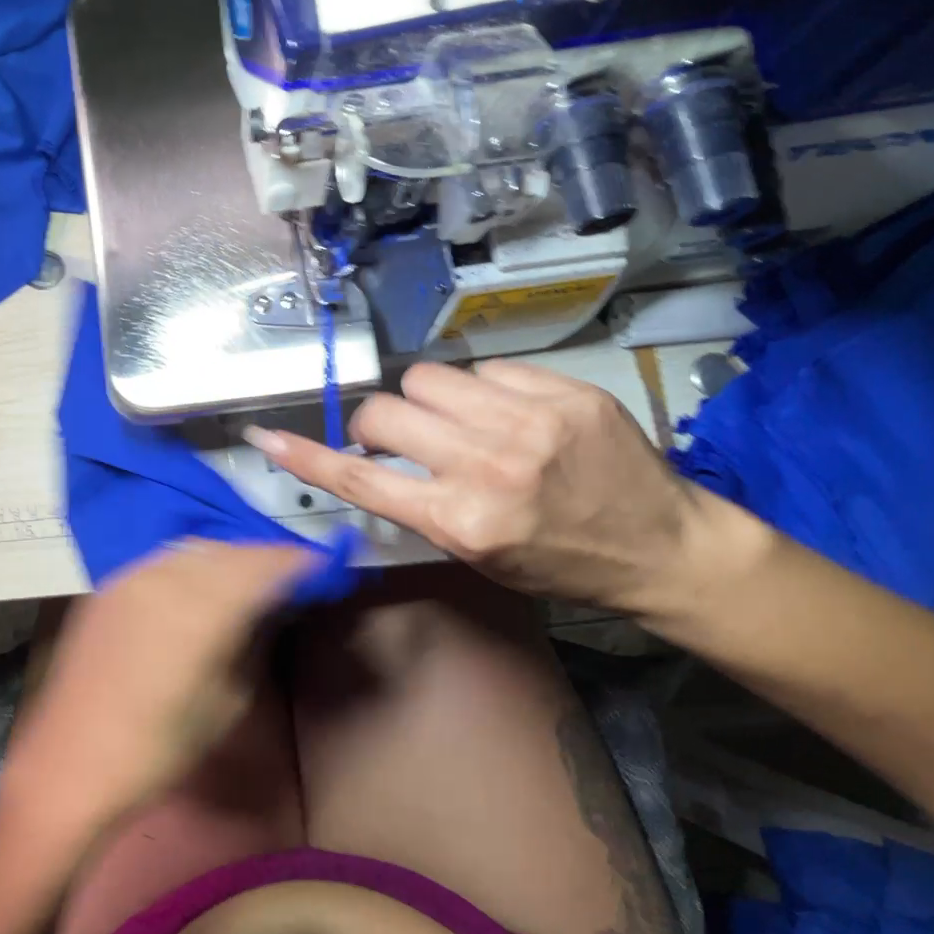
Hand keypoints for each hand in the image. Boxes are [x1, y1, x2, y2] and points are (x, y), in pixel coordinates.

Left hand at [5, 541, 319, 822]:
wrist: (71, 763)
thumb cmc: (160, 748)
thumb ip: (252, 641)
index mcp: (201, 605)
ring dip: (226, 559)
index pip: (265, 564)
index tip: (324, 568)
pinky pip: (162, 562)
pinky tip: (198, 589)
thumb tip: (272, 607)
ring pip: (194, 550)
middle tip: (290, 579)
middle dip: (264, 559)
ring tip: (246, 583)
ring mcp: (130, 576)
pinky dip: (191, 567)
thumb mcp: (228, 701)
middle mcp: (165, 575)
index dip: (300, 562)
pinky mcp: (107, 586)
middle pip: (230, 550)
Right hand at [246, 360, 708, 612]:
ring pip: (428, 378)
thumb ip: (422, 505)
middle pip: (386, 412)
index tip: (268, 437)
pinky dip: (482, 390)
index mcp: (463, 521)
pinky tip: (509, 413)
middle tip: (402, 438)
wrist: (665, 548)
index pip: (362, 479)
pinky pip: (486, 369)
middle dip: (380, 423)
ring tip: (460, 421)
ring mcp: (530, 422)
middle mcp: (490, 467)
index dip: (307, 458)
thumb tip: (374, 459)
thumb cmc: (560, 564)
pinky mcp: (565, 392)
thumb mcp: (478, 554)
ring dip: (427, 400)